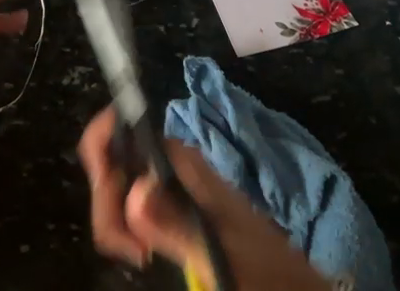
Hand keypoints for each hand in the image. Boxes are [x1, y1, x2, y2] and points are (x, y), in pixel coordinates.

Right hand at [78, 107, 331, 290]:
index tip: (106, 192)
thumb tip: (132, 191)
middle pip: (114, 157)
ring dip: (112, 215)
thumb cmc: (265, 269)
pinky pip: (132, 203)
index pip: (127, 124)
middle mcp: (174, 163)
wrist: (296, 288)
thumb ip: (177, 224)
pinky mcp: (174, 207)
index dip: (102, 144)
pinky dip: (124, 225)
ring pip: (119, 182)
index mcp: (185, 160)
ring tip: (138, 255)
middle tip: (130, 250)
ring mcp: (173, 185)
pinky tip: (142, 251)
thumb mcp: (220, 252)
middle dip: (106, 198)